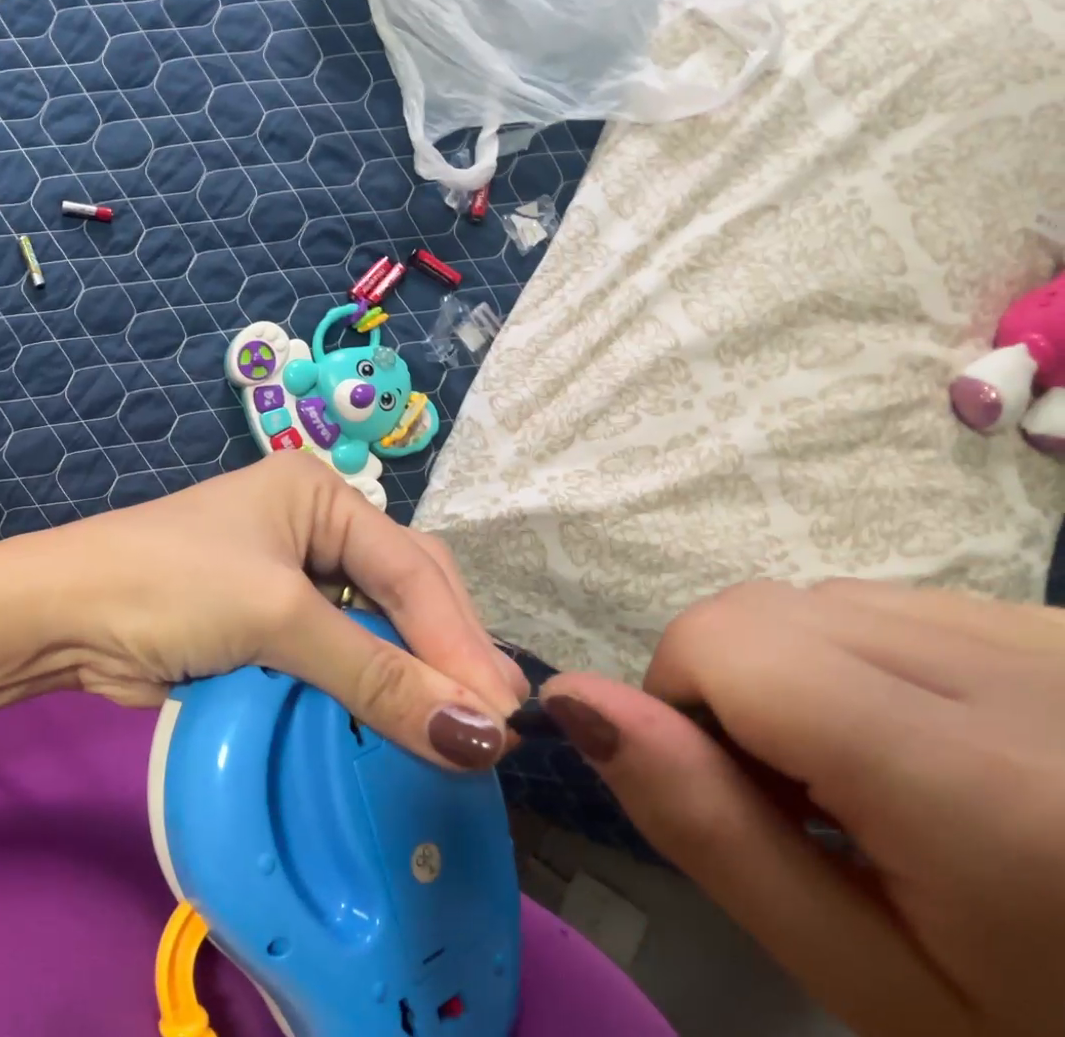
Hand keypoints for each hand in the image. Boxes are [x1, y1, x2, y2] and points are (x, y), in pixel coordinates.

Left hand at [19, 452, 527, 769]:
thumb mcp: (277, 616)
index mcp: (317, 495)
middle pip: (400, 594)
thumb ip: (374, 673)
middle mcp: (308, 528)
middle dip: (442, 654)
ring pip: (368, 630)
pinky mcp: (261, 626)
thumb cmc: (170, 585)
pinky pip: (330, 659)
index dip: (458, 640)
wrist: (63, 614)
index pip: (411, 567)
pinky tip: (397, 724)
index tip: (500, 712)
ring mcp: (283, 578)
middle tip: (491, 726)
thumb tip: (477, 735)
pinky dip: (361, 691)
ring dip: (407, 678)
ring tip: (460, 733)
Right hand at [539, 580, 1064, 1036]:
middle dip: (728, 690)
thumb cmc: (1033, 1023)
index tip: (733, 794)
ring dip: (794, 673)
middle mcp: (1034, 674)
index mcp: (972, 778)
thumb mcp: (856, 967)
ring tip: (873, 778)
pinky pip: (895, 602)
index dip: (678, 703)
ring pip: (820, 598)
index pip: (724, 638)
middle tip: (801, 802)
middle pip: (762, 608)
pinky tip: (931, 744)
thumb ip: (704, 826)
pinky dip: (861, 659)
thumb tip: (572, 698)